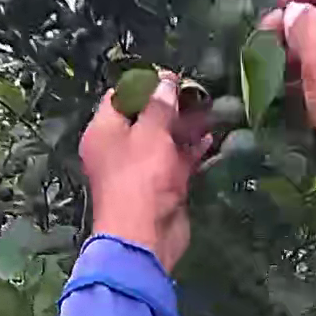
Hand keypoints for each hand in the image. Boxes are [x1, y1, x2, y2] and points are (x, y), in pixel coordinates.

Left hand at [80, 73, 210, 272]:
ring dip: (186, 129)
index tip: (173, 78)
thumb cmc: (141, 179)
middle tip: (199, 94)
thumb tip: (166, 82)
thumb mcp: (150, 133)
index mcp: (104, 132)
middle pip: (147, 119)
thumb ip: (160, 105)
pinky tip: (211, 141)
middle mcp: (120, 149)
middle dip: (172, 107)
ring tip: (211, 113)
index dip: (147, 85)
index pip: (122, 97)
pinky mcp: (162, 188)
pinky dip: (192, 152)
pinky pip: (177, 163)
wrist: (146, 237)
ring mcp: (142, 171)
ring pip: (165, 142)